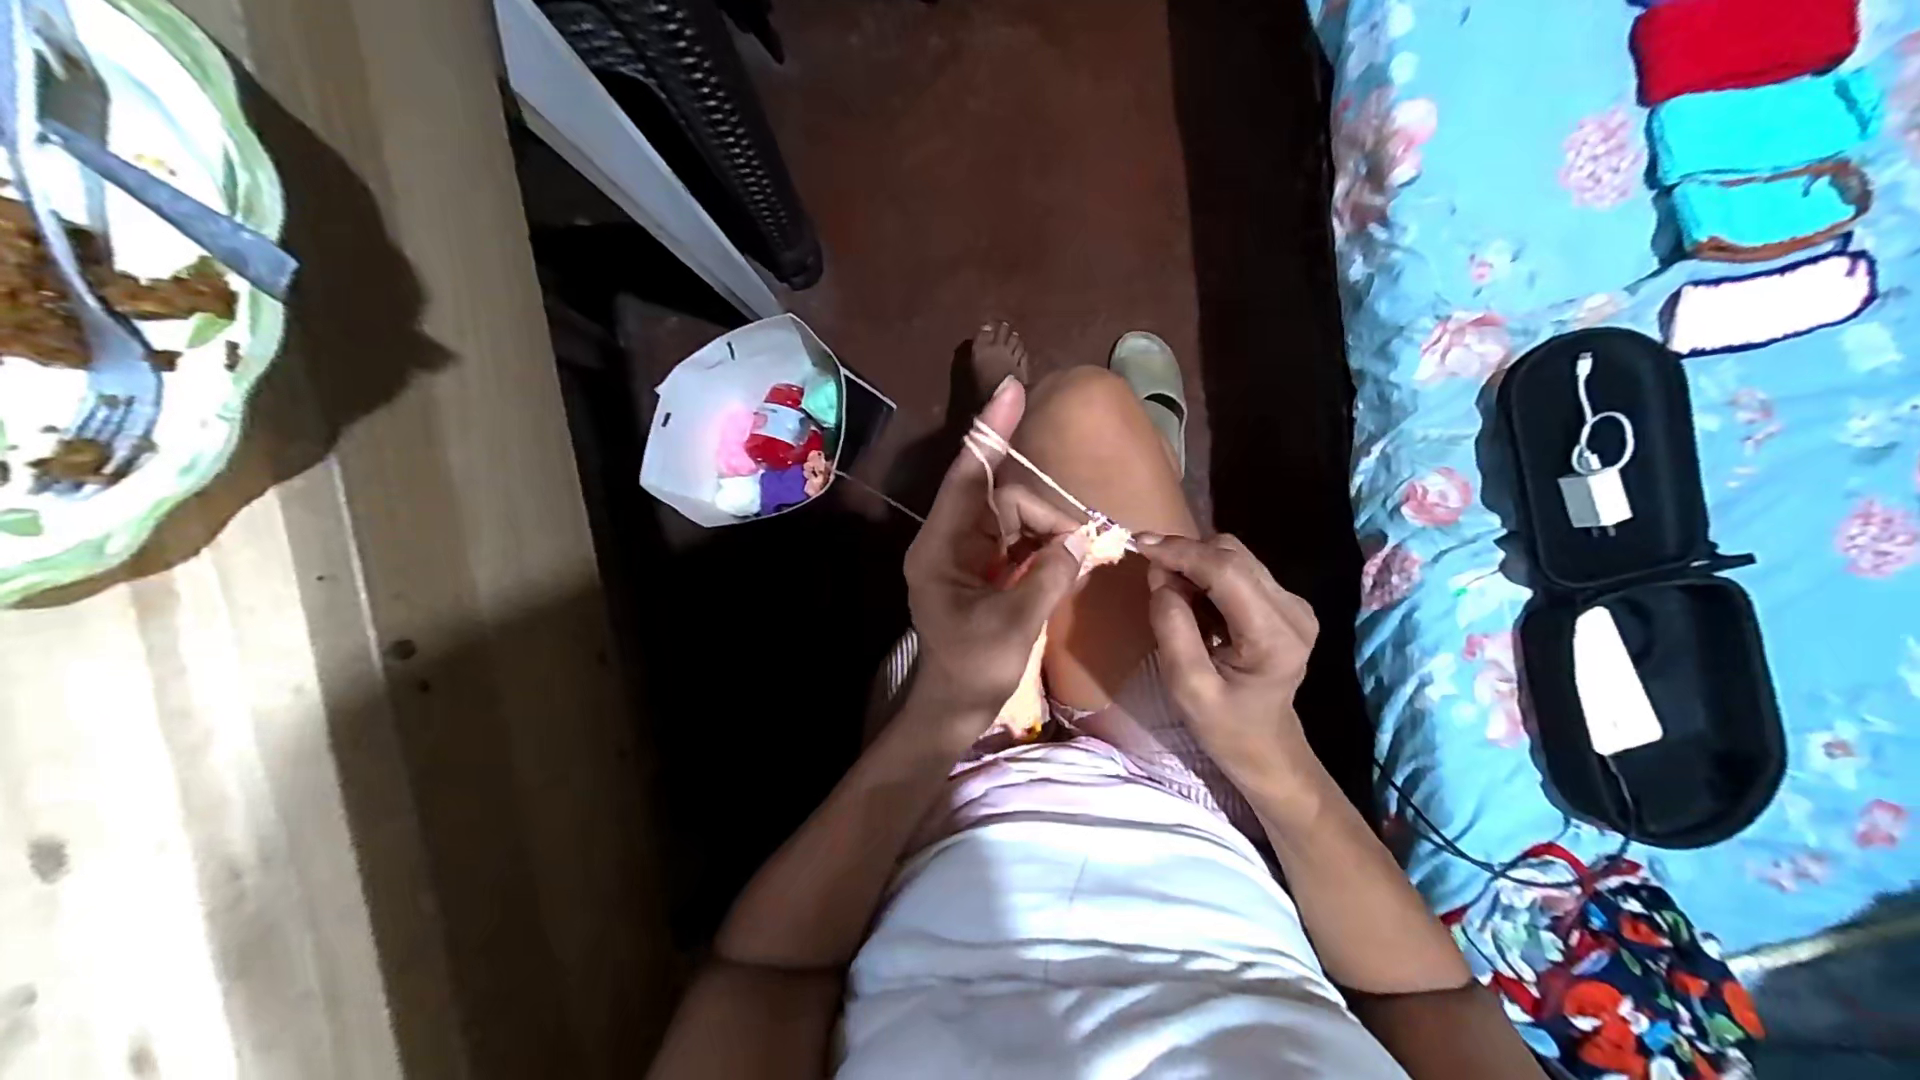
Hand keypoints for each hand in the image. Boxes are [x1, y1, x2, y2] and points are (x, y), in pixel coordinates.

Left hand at [904, 378, 1088, 721]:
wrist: (956, 703)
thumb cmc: (971, 670)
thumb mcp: (1012, 626)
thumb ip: (1048, 577)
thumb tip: (1082, 540)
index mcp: (942, 547)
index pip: (968, 476)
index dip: (991, 432)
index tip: (1012, 390)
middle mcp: (954, 539)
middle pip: (1007, 498)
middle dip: (1050, 515)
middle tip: (1090, 543)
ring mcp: (971, 551)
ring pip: (1019, 518)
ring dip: (1055, 531)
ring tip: (1085, 555)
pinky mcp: (988, 566)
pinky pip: (1023, 539)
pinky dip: (1050, 547)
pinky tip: (1072, 561)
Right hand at [1135, 533, 1320, 792]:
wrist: (1264, 745)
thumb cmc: (1224, 725)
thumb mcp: (1187, 687)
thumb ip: (1172, 629)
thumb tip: (1160, 578)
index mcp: (1274, 636)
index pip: (1227, 571)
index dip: (1181, 552)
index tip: (1139, 545)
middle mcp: (1292, 610)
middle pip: (1231, 554)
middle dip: (1184, 556)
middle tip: (1151, 579)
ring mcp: (1292, 603)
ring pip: (1233, 556)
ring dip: (1193, 564)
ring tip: (1170, 594)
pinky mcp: (1283, 602)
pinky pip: (1236, 569)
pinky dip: (1205, 574)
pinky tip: (1192, 600)